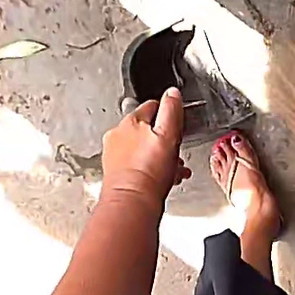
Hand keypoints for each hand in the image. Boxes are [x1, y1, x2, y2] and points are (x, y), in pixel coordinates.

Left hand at [100, 88, 189, 202]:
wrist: (132, 202)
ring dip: (160, 156)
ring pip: (144, 149)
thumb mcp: (168, 134)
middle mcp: (118, 135)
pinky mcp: (117, 173)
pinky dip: (151, 169)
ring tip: (172, 169)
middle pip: (148, 130)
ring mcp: (116, 155)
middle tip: (177, 151)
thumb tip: (172, 93)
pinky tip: (162, 179)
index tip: (178, 124)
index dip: (169, 114)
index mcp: (130, 121)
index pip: (153, 106)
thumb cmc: (148, 171)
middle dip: (165, 139)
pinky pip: (138, 165)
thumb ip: (171, 111)